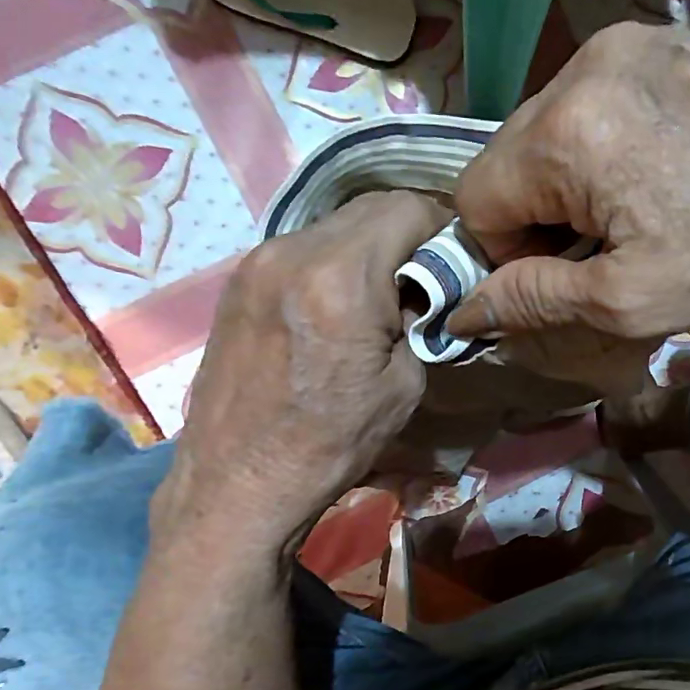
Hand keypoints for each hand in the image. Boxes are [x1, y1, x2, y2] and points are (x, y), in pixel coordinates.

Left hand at [154, 191, 447, 555]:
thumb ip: (418, 318)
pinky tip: (332, 308)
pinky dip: (328, 265)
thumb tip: (422, 291)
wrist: (240, 480)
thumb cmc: (330, 443)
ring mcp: (257, 262)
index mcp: (341, 276)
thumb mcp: (403, 384)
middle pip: (369, 208)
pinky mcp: (237, 281)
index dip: (442, 230)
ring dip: (364, 251)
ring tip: (373, 299)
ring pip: (331, 228)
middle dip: (404, 236)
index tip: (451, 265)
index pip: (409, 208)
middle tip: (418, 281)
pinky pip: (300, 251)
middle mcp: (293, 251)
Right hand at [446, 22, 689, 340]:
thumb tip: (461, 313)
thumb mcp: (623, 302)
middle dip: (530, 215)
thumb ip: (528, 301)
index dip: (504, 250)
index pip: (475, 197)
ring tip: (628, 212)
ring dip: (561, 184)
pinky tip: (648, 174)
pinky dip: (593, 149)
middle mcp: (588, 66)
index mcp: (570, 128)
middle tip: (594, 249)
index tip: (560, 273)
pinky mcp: (661, 41)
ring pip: (541, 132)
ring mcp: (628, 43)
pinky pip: (585, 106)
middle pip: (506, 159)